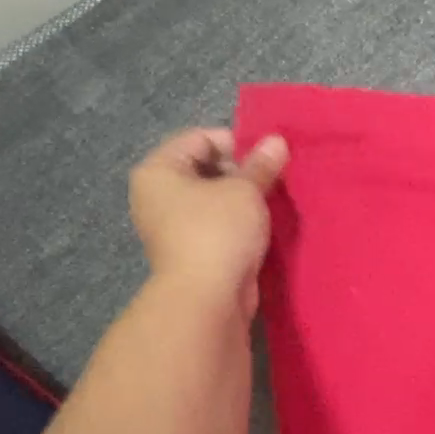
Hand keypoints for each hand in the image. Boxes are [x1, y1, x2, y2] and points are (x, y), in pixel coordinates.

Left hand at [128, 128, 287, 317]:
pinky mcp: (190, 247)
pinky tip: (263, 226)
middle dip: (243, 172)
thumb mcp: (245, 191)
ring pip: (214, 197)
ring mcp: (171, 223)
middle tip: (275, 181)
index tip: (269, 158)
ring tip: (273, 203)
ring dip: (244, 198)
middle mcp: (157, 193)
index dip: (237, 143)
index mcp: (158, 170)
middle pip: (205, 167)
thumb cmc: (219, 231)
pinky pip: (217, 222)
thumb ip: (261, 165)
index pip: (199, 138)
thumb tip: (277, 140)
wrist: (207, 295)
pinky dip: (239, 221)